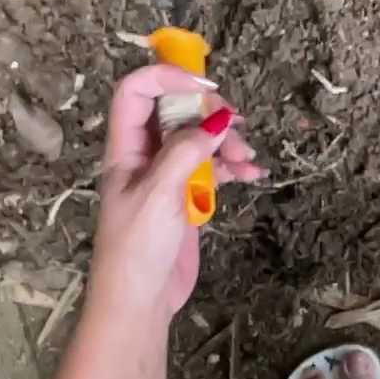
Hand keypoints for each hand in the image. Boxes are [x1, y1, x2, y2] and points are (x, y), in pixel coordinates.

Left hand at [86, 64, 264, 322]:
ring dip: (227, 142)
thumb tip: (216, 120)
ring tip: (247, 160)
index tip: (206, 86)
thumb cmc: (136, 247)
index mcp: (126, 148)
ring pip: (200, 139)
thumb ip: (186, 151)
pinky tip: (253, 175)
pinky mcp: (188, 197)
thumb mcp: (159, 193)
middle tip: (234, 124)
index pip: (137, 92)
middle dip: (209, 111)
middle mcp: (146, 155)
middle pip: (176, 111)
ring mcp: (168, 176)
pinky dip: (233, 168)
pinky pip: (213, 168)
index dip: (167, 78)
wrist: (141, 301)